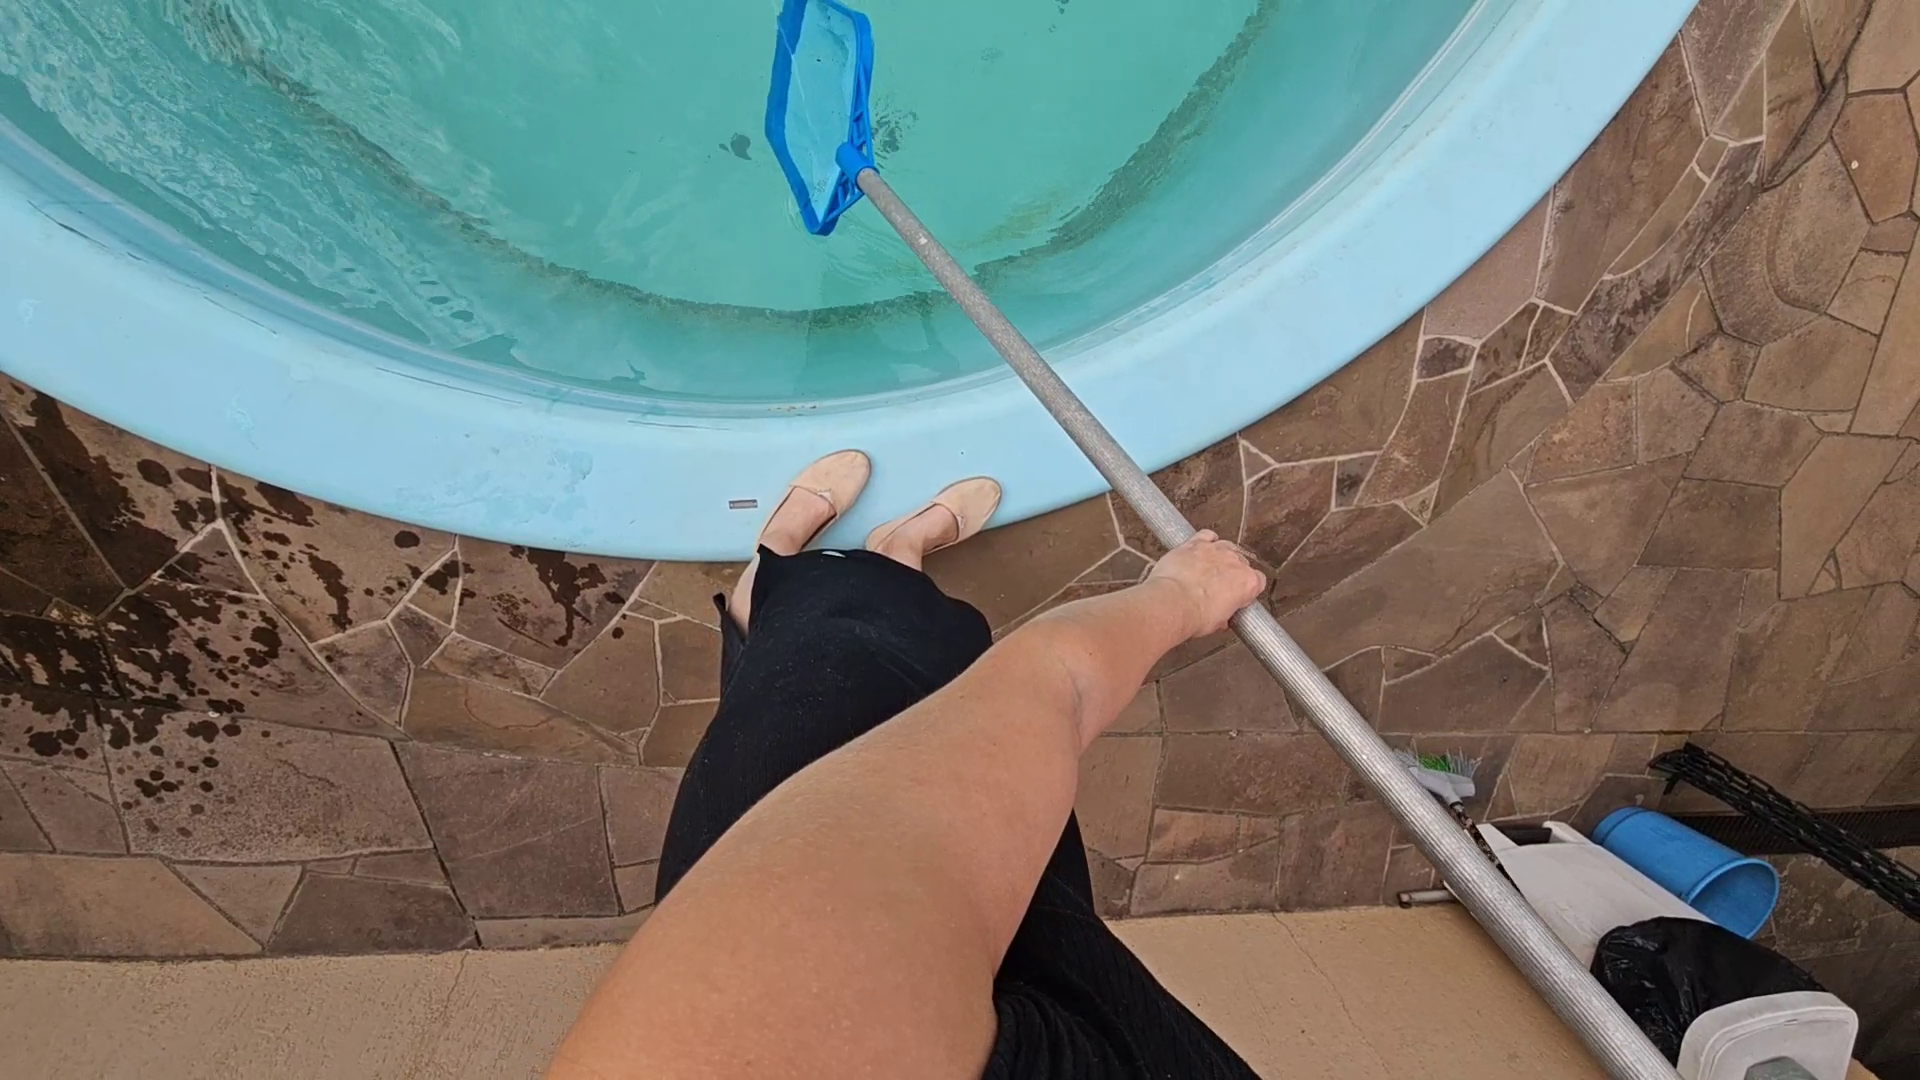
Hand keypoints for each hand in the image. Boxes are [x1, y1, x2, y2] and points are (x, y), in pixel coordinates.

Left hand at [1145, 531, 1266, 639]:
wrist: (1172, 603)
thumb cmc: (1195, 615)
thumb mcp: (1217, 622)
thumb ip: (1224, 613)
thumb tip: (1220, 616)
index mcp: (1248, 582)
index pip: (1257, 581)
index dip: (1246, 589)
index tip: (1237, 596)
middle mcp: (1236, 561)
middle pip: (1241, 562)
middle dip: (1231, 572)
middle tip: (1217, 586)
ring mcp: (1215, 549)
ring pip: (1225, 546)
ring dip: (1219, 556)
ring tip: (1207, 568)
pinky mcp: (1194, 543)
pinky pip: (1205, 535)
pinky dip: (1204, 540)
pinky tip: (1199, 548)